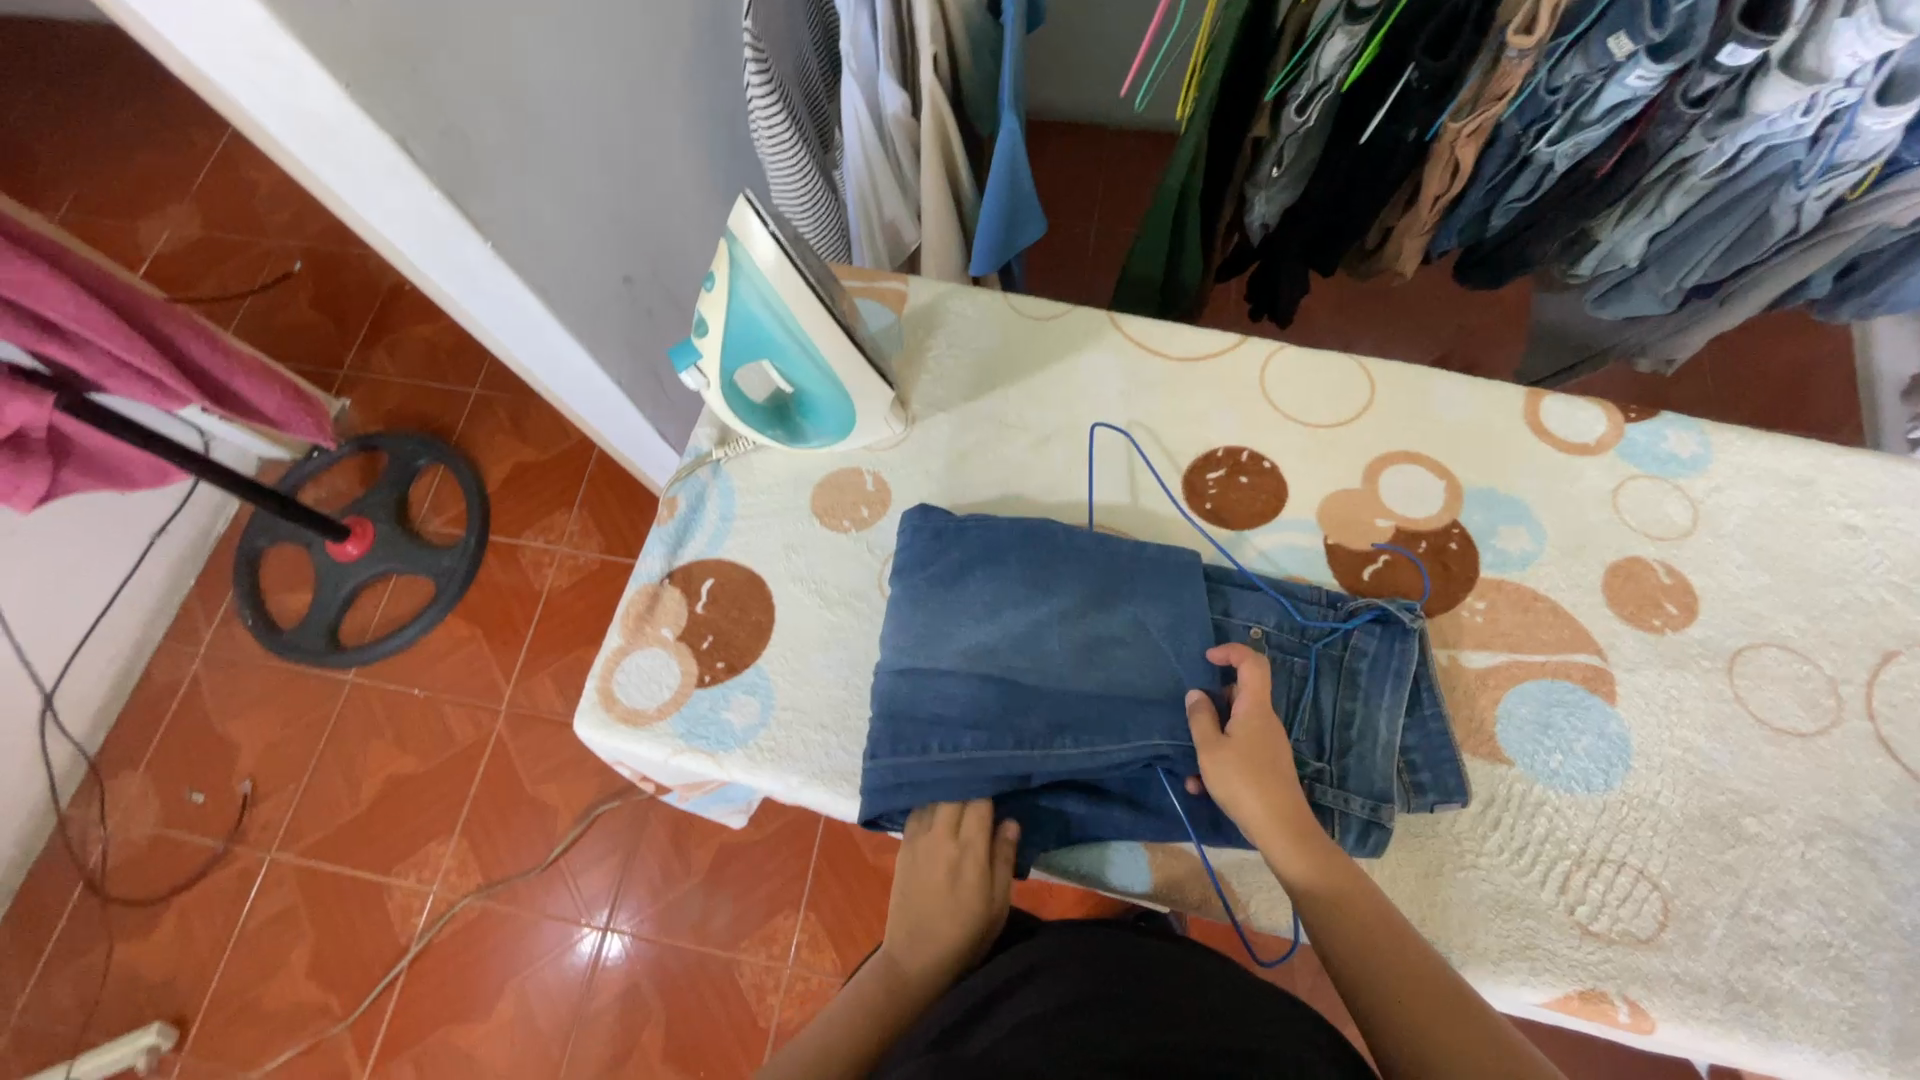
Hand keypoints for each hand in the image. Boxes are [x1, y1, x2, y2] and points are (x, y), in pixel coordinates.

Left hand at [879, 800, 1018, 993]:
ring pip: (935, 798)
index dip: (991, 790)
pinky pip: (917, 811)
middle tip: (982, 789)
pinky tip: (938, 809)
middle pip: (956, 793)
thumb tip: (1010, 821)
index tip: (1001, 787)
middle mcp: (942, 837)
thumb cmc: (966, 936)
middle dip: (970, 787)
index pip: (980, 801)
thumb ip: (1003, 858)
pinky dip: (930, 804)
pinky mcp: (903, 846)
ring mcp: (918, 839)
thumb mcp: (998, 904)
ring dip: (949, 793)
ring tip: (961, 794)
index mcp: (969, 851)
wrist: (915, 958)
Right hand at [1185, 643, 1336, 875]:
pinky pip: (1239, 750)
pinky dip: (1220, 760)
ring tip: (1191, 767)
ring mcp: (1268, 743)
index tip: (1207, 659)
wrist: (1281, 829)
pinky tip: (1202, 786)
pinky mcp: (1267, 765)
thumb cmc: (1243, 782)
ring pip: (1235, 727)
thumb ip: (1200, 718)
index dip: (1231, 652)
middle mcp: (1265, 721)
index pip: (1252, 663)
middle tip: (1191, 719)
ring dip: (1211, 739)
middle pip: (1240, 696)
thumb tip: (1196, 694)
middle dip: (1212, 704)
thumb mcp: (1210, 749)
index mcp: (1255, 708)